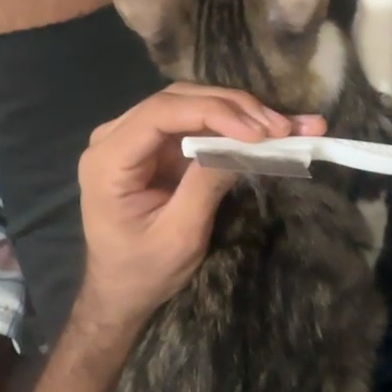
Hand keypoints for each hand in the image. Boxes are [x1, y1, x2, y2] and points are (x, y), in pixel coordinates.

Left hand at [75, 85, 324, 327]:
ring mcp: (135, 136)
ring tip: (284, 127)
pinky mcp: (156, 144)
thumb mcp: (180, 236)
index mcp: (108, 159)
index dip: (213, 112)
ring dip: (240, 112)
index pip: (161, 113)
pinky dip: (232, 124)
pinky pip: (195, 121)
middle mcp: (115, 136)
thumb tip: (245, 146)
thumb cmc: (144, 271)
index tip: (259, 133)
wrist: (121, 292)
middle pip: (179, 100)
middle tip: (282, 128)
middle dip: (235, 108)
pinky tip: (266, 129)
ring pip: (191, 103)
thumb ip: (206, 186)